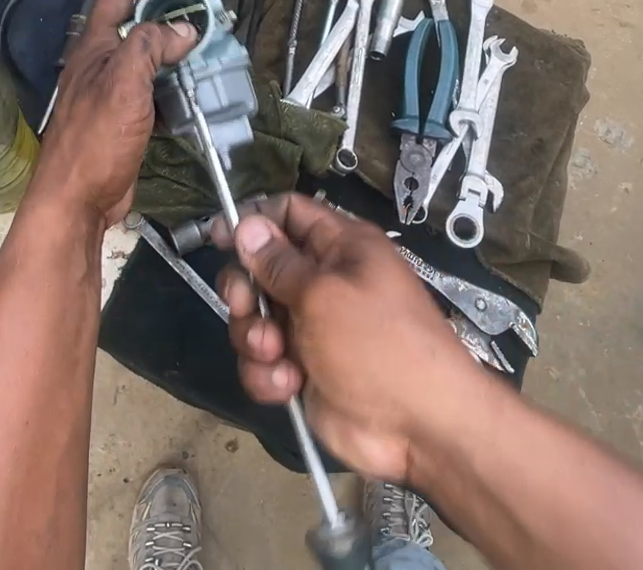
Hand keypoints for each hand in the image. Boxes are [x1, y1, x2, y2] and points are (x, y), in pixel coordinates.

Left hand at [29, 0, 197, 229]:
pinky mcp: (125, 117)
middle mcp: (101, 60)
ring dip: (173, 41)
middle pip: (134, 16)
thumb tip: (184, 30)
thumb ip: (150, 47)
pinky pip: (155, 86)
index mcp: (95, 45)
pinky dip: (175, 79)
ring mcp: (112, 90)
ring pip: (148, 52)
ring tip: (204, 32)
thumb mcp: (123, 83)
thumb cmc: (94, 139)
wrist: (76, 200)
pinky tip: (194, 83)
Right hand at [215, 194, 481, 481]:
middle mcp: (322, 281)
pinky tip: (288, 385)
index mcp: (340, 247)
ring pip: (253, 317)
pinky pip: (262, 360)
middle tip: (246, 305)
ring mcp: (310, 326)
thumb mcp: (324, 294)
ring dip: (254, 337)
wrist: (422, 429)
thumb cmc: (380, 346)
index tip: (220, 235)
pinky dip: (267, 373)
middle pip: (259, 267)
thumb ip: (278, 262)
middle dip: (244, 289)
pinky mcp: (301, 368)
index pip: (288, 213)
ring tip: (277, 355)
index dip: (253, 220)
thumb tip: (246, 224)